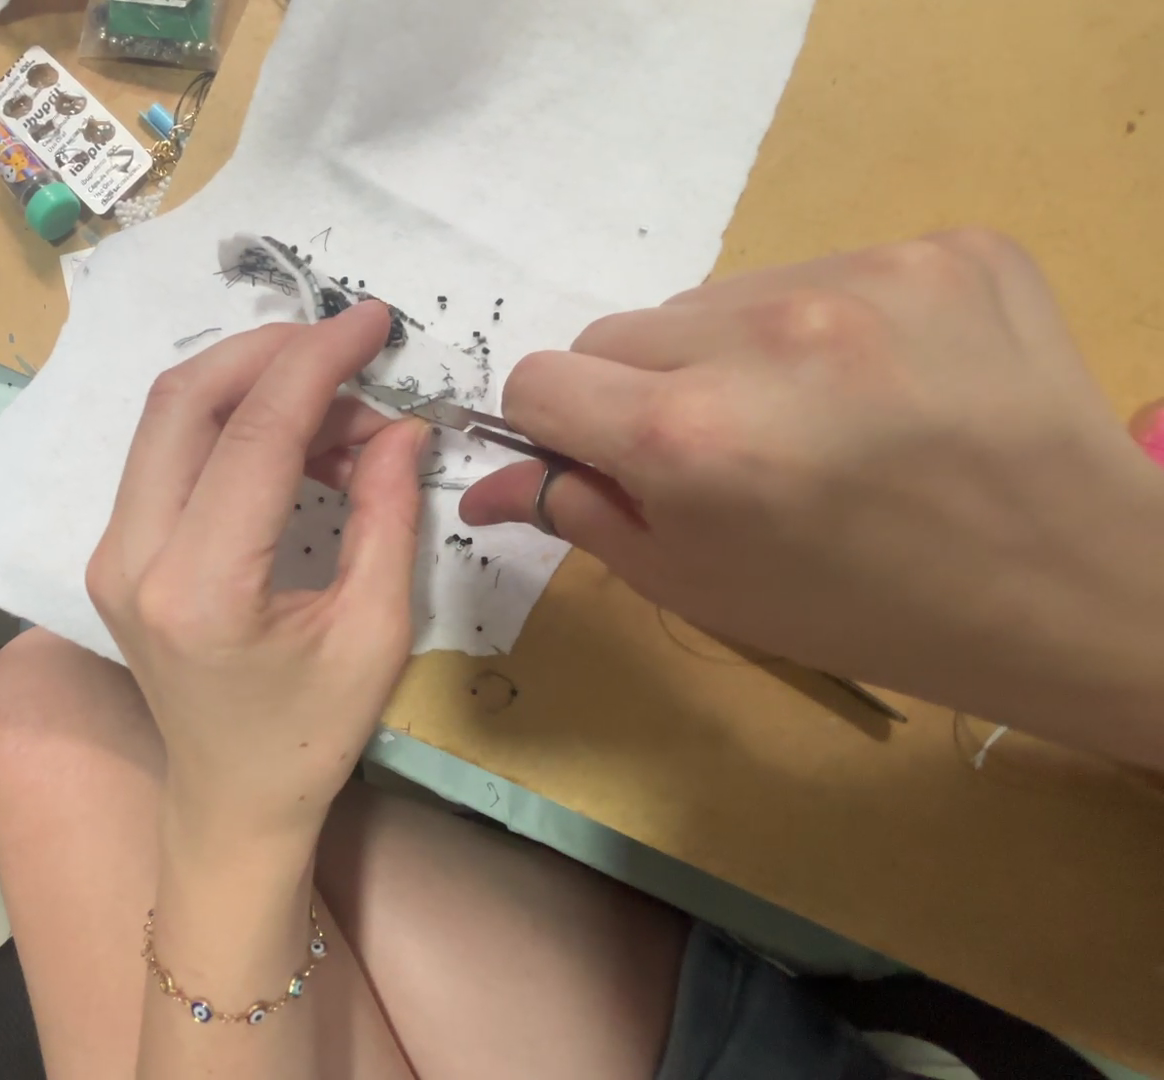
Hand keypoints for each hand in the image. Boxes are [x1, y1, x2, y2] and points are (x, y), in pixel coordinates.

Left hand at [87, 303, 428, 846]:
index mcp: (199, 588)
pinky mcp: (115, 553)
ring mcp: (111, 553)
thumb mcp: (373, 632)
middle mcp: (132, 558)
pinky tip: (296, 450)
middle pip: (183, 400)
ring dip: (252, 390)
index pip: (252, 434)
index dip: (316, 362)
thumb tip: (400, 424)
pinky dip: (230, 427)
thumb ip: (387, 515)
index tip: (371, 323)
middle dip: (270, 353)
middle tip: (348, 349)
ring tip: (340, 420)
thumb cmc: (308, 737)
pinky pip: (167, 456)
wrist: (228, 798)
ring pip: (168, 419)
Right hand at [460, 230, 1163, 753]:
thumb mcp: (680, 577)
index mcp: (686, 435)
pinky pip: (798, 275)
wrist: (1070, 586)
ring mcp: (861, 278)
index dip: (551, 424)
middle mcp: (761, 337)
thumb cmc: (842, 605)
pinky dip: (797, 330)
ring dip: (710, 356)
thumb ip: (568, 511)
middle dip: (628, 391)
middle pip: (611, 334)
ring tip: (789, 417)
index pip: (537, 379)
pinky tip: (860, 384)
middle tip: (700, 449)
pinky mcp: (941, 248)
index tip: (596, 455)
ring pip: (700, 302)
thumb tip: (477, 487)